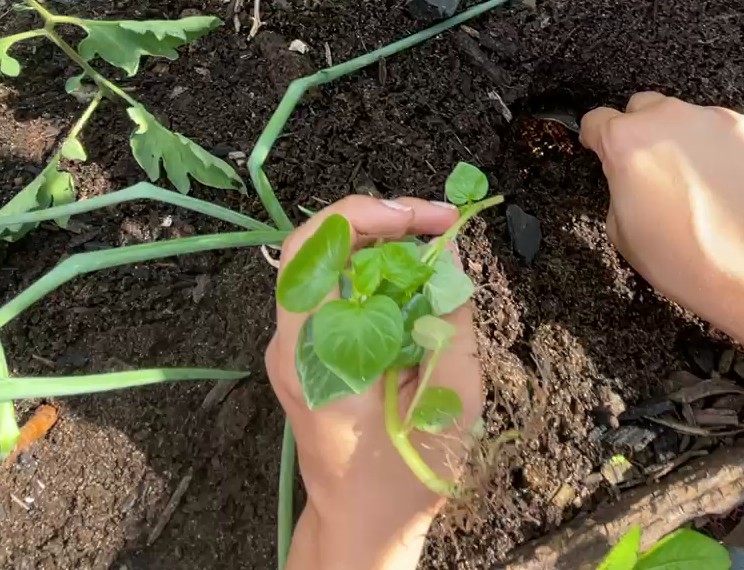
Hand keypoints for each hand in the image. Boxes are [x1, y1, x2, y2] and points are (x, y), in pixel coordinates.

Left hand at [266, 196, 483, 569]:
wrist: (361, 527)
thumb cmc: (405, 476)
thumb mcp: (450, 402)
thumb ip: (451, 321)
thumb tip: (448, 251)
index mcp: (311, 354)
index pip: (309, 251)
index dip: (362, 214)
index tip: (422, 218)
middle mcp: (291, 340)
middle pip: (321, 245)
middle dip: (384, 219)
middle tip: (442, 222)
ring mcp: (297, 342)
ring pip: (331, 260)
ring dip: (384, 239)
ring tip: (436, 240)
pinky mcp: (312, 345)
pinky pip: (341, 285)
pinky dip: (380, 267)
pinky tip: (418, 274)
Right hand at [580, 92, 743, 329]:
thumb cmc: (685, 258)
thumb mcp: (621, 231)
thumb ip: (618, 186)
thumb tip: (628, 175)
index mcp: (626, 142)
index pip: (596, 120)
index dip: (595, 137)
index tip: (600, 146)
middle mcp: (667, 119)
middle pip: (641, 107)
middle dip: (639, 131)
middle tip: (651, 167)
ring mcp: (710, 119)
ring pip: (683, 115)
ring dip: (680, 138)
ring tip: (695, 180)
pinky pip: (720, 128)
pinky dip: (717, 147)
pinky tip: (724, 181)